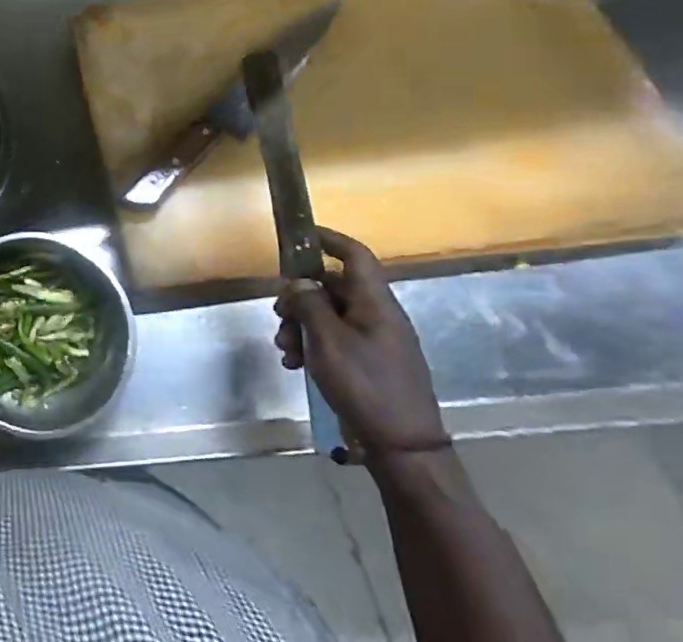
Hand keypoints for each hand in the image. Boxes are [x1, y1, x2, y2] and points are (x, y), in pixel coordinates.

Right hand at [274, 228, 447, 451]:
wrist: (403, 446)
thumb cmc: (364, 385)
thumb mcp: (327, 341)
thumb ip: (309, 304)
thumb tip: (299, 281)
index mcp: (376, 304)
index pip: (356, 256)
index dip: (330, 240)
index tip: (302, 235)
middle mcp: (379, 316)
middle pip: (334, 287)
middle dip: (300, 297)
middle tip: (279, 316)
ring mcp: (377, 341)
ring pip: (330, 315)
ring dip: (302, 325)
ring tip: (286, 350)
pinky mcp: (371, 363)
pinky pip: (336, 340)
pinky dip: (313, 345)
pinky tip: (297, 365)